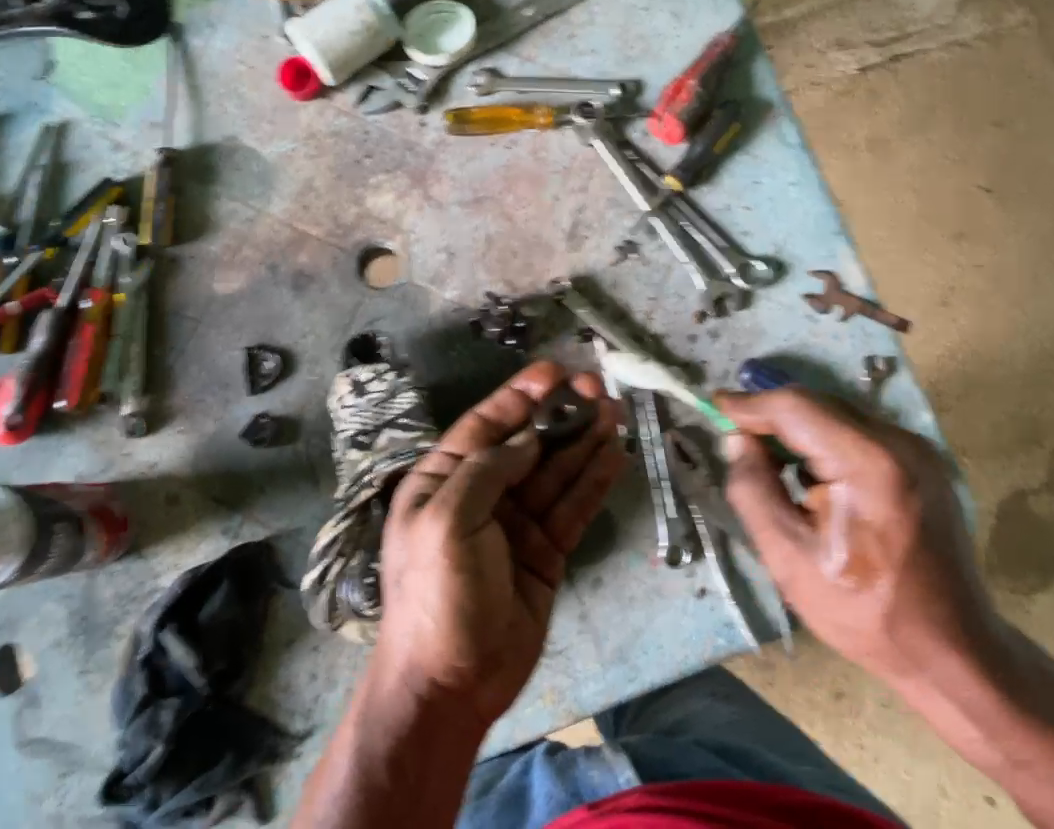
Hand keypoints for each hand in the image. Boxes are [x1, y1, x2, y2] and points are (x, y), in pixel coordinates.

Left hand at [371, 361, 624, 728]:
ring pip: (556, 473)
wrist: (451, 683)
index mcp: (442, 482)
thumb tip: (526, 440)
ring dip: (584, 443)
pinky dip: (593, 482)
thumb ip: (486, 471)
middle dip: (560, 415)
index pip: (483, 426)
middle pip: (527, 444)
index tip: (555, 371)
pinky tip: (616, 456)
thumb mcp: (446, 521)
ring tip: (616, 412)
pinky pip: (572, 509)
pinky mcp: (546, 553)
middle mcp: (481, 496)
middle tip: (598, 388)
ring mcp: (516, 525)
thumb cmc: (437, 595)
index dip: (518, 396)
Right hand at [716, 388, 999, 686]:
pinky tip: (810, 474)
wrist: (950, 647)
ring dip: (800, 428)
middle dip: (773, 414)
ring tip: (766, 457)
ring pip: (841, 417)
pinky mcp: (924, 467)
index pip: (796, 407)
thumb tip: (737, 442)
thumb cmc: (863, 610)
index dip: (751, 404)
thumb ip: (753, 490)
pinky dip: (827, 442)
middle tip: (734, 435)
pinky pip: (862, 435)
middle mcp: (900, 443)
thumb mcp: (788, 558)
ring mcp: (919, 452)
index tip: (715, 407)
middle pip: (820, 404)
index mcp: (868, 462)